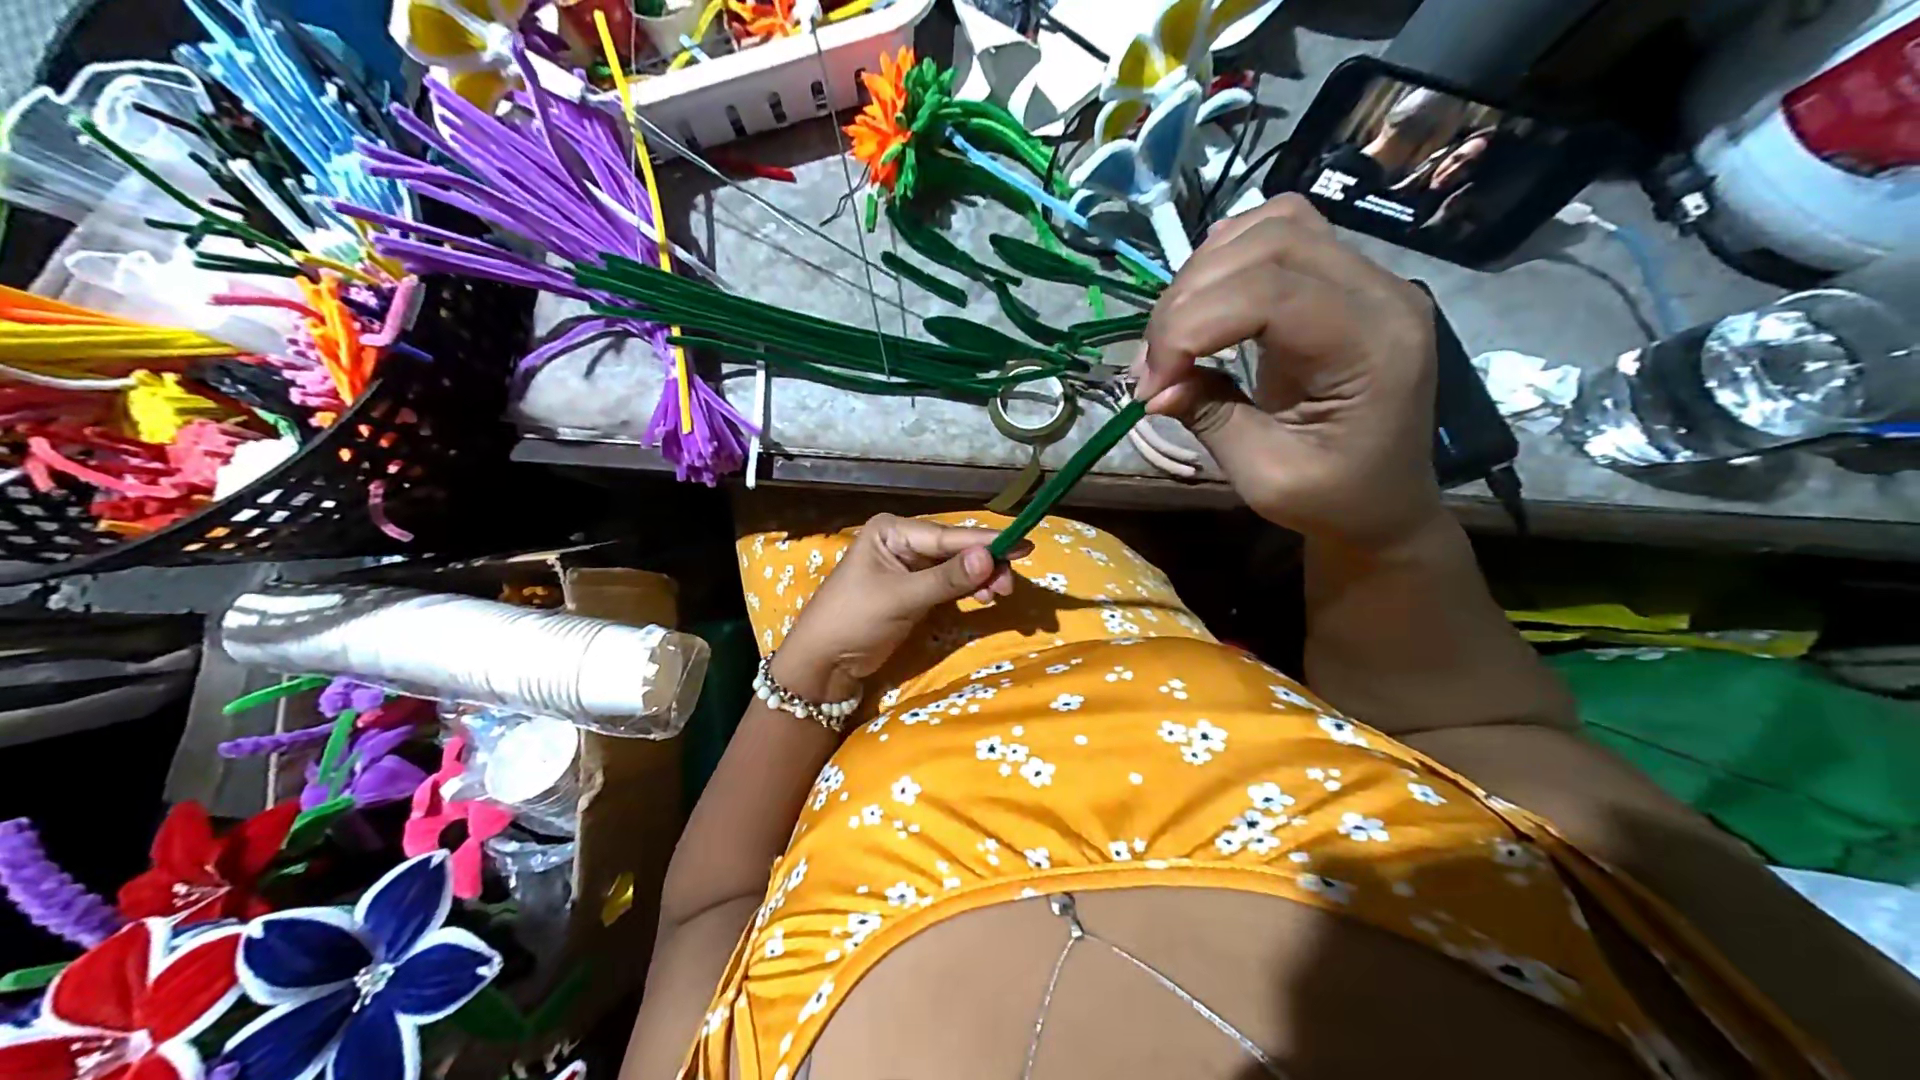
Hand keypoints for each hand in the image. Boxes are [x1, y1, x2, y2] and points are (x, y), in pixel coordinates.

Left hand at [771, 515, 1028, 703]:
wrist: (825, 661)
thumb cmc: (853, 619)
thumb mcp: (901, 597)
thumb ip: (946, 579)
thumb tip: (989, 557)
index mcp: (893, 531)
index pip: (947, 535)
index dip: (986, 541)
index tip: (1024, 545)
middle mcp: (904, 542)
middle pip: (956, 549)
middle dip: (986, 565)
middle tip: (1009, 586)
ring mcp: (911, 567)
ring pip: (958, 567)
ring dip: (981, 579)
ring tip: (999, 595)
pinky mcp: (916, 590)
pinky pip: (951, 584)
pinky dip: (969, 590)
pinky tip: (985, 598)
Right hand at [1136, 195, 1444, 550]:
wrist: (1384, 502)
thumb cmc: (1333, 500)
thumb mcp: (1265, 478)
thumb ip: (1210, 419)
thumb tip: (1153, 386)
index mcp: (1372, 348)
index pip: (1270, 292)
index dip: (1191, 326)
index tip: (1151, 384)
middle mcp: (1381, 294)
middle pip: (1270, 243)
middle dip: (1189, 299)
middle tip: (1155, 364)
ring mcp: (1368, 279)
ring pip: (1275, 225)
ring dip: (1205, 272)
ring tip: (1175, 334)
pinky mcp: (1345, 280)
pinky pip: (1284, 233)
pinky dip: (1229, 257)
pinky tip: (1206, 299)